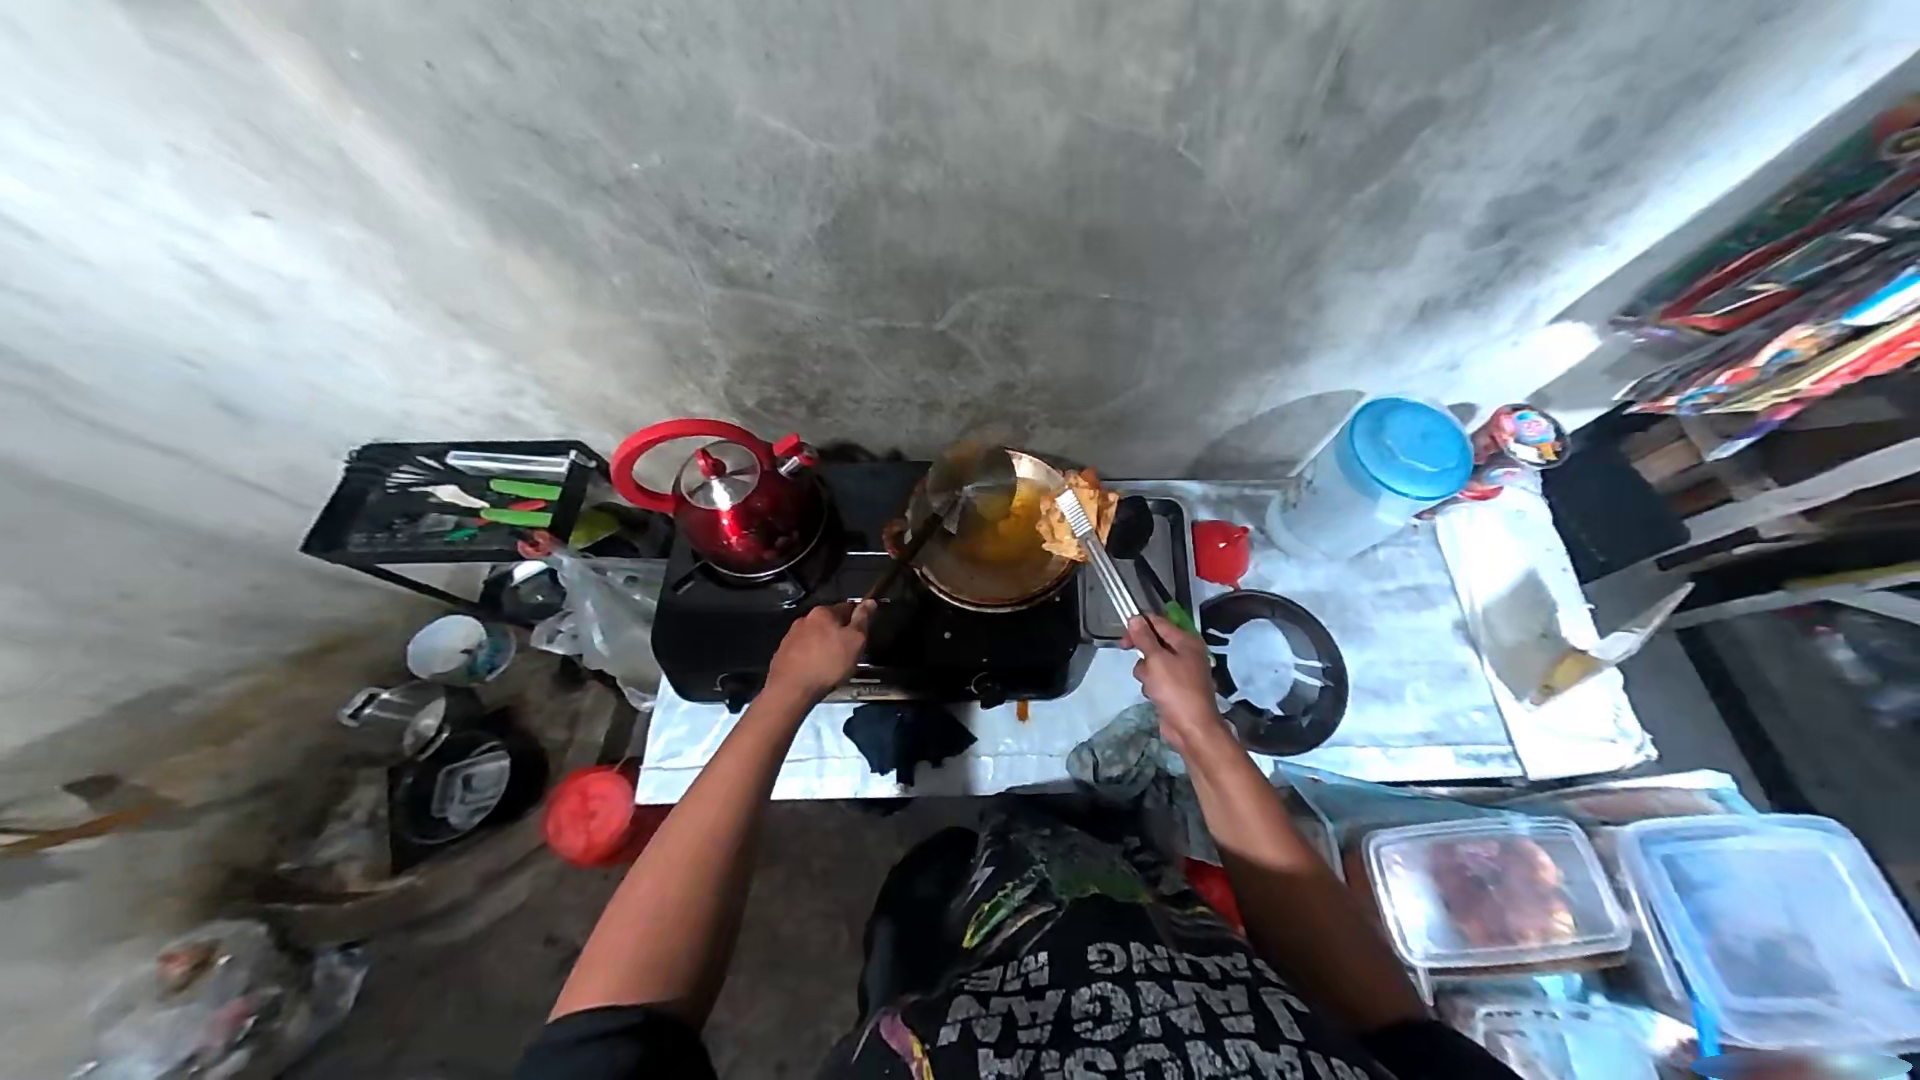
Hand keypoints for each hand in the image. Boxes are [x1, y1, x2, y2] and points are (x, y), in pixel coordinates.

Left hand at [765, 601, 872, 700]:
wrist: (791, 690)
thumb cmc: (828, 663)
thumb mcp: (855, 641)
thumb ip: (863, 619)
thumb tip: (870, 601)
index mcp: (823, 612)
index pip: (847, 607)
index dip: (857, 620)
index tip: (861, 635)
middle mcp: (804, 619)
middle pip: (829, 622)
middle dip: (839, 633)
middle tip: (848, 652)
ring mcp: (790, 636)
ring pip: (814, 636)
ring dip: (823, 644)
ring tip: (830, 663)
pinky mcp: (782, 653)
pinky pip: (802, 650)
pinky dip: (810, 656)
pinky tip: (814, 669)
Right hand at [1122, 613, 1231, 756]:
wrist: (1192, 728)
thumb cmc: (1176, 690)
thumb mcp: (1157, 660)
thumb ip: (1144, 638)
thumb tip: (1135, 618)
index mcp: (1186, 641)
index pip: (1158, 622)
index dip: (1139, 624)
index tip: (1122, 633)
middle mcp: (1185, 653)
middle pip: (1154, 641)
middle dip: (1141, 649)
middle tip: (1126, 649)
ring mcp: (1180, 671)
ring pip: (1151, 661)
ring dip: (1145, 670)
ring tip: (1150, 682)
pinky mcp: (1174, 687)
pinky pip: (1155, 677)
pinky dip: (1151, 684)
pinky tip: (1154, 694)